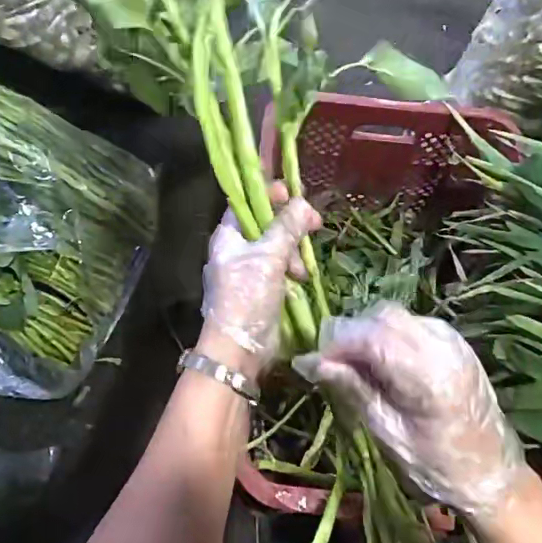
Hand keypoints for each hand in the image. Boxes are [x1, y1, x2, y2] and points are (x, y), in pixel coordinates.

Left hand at [199, 184, 321, 379]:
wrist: (239, 349)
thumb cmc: (246, 297)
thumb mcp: (268, 256)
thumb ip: (287, 227)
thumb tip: (303, 203)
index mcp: (228, 236)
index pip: (246, 202)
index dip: (268, 194)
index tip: (293, 193)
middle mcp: (236, 250)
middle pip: (267, 224)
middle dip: (290, 227)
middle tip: (313, 225)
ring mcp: (249, 270)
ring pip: (278, 247)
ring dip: (294, 253)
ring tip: (300, 270)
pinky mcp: (263, 289)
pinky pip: (281, 268)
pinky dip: (292, 270)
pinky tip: (300, 279)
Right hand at [295, 304, 526, 518]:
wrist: (494, 476)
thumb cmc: (438, 467)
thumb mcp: (389, 435)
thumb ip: (354, 390)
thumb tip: (311, 363)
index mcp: (426, 374)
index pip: (368, 336)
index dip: (333, 344)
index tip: (311, 365)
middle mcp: (441, 346)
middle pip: (380, 316)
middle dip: (349, 333)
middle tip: (330, 365)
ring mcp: (452, 340)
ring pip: (395, 314)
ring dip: (367, 331)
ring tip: (354, 364)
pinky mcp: (456, 342)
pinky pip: (412, 322)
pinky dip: (389, 333)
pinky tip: (382, 360)